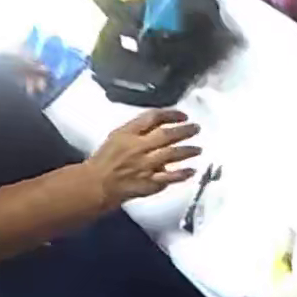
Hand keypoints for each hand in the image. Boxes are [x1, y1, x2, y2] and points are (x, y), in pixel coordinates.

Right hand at [79, 109, 201, 203]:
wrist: (97, 182)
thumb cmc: (107, 159)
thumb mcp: (118, 137)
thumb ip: (138, 132)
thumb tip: (161, 131)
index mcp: (127, 133)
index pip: (152, 117)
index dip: (170, 114)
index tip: (183, 115)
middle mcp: (137, 147)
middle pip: (165, 135)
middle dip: (183, 131)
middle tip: (196, 128)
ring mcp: (144, 165)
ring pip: (170, 154)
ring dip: (187, 151)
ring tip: (198, 149)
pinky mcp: (149, 181)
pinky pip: (169, 177)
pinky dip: (182, 174)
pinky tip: (192, 171)